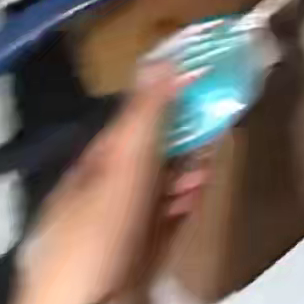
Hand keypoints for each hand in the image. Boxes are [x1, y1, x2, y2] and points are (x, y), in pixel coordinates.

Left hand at [15, 65, 199, 303]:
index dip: (166, 99)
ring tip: (209, 163)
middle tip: (217, 121)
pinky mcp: (143, 248)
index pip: (130, 123)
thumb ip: (146, 115)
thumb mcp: (124, 168)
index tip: (205, 79)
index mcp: (86, 174)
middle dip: (186, 135)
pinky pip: (172, 210)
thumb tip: (162, 55)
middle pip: (152, 151)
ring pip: (165, 180)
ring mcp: (121, 226)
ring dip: (190, 166)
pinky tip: (200, 192)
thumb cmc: (103, 233)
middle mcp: (100, 196)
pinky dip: (189, 196)